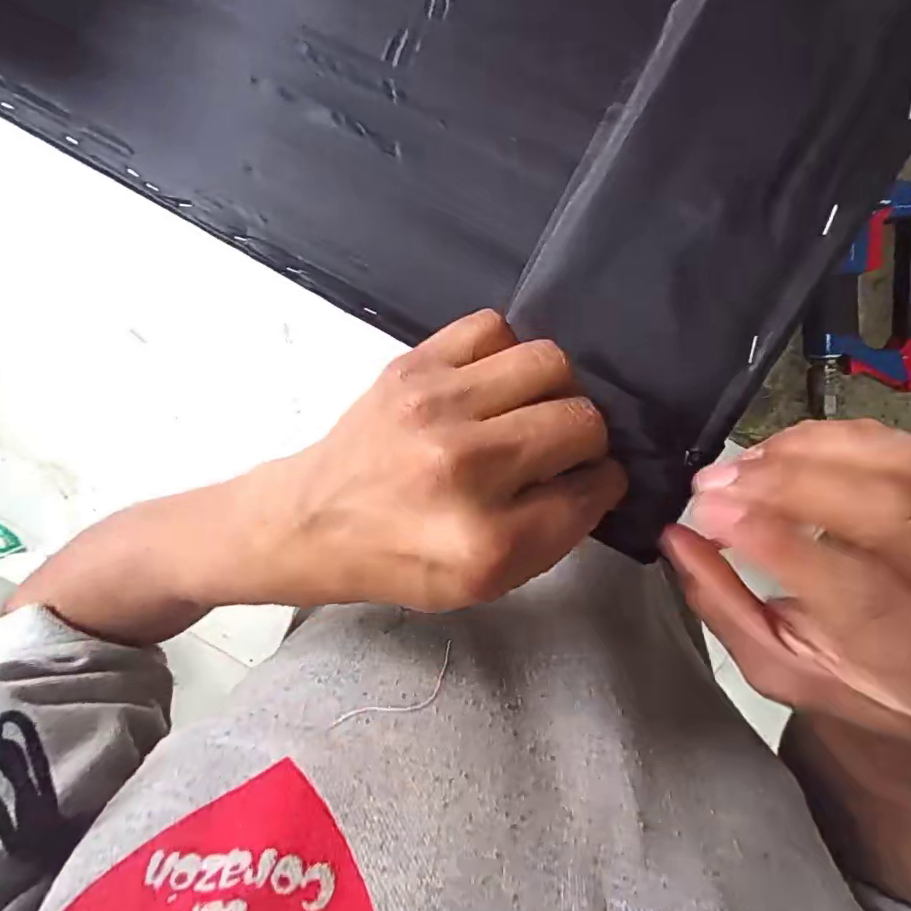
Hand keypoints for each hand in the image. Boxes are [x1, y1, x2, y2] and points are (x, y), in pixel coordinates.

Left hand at [212, 309, 627, 611]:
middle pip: (582, 420)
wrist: (309, 521)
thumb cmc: (400, 559)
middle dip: (588, 437)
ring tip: (532, 408)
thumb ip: (555, 533)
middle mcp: (466, 467)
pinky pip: (495, 327)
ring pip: (550, 362)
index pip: (592, 489)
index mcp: (488, 541)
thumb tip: (597, 471)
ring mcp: (436, 406)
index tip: (590, 480)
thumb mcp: (486, 583)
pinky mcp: (412, 365)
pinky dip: (507, 352)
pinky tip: (492, 382)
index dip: (602, 483)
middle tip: (562, 448)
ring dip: (557, 388)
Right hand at [660, 420, 910, 739]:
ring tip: (742, 467)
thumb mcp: (775, 669)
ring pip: (900, 465)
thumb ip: (726, 605)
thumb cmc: (842, 687)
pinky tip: (779, 454)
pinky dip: (829, 440)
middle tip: (715, 483)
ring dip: (806, 454)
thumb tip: (679, 535)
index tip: (709, 513)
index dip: (781, 545)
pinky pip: (896, 448)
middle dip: (790, 486)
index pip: (863, 595)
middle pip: (891, 512)